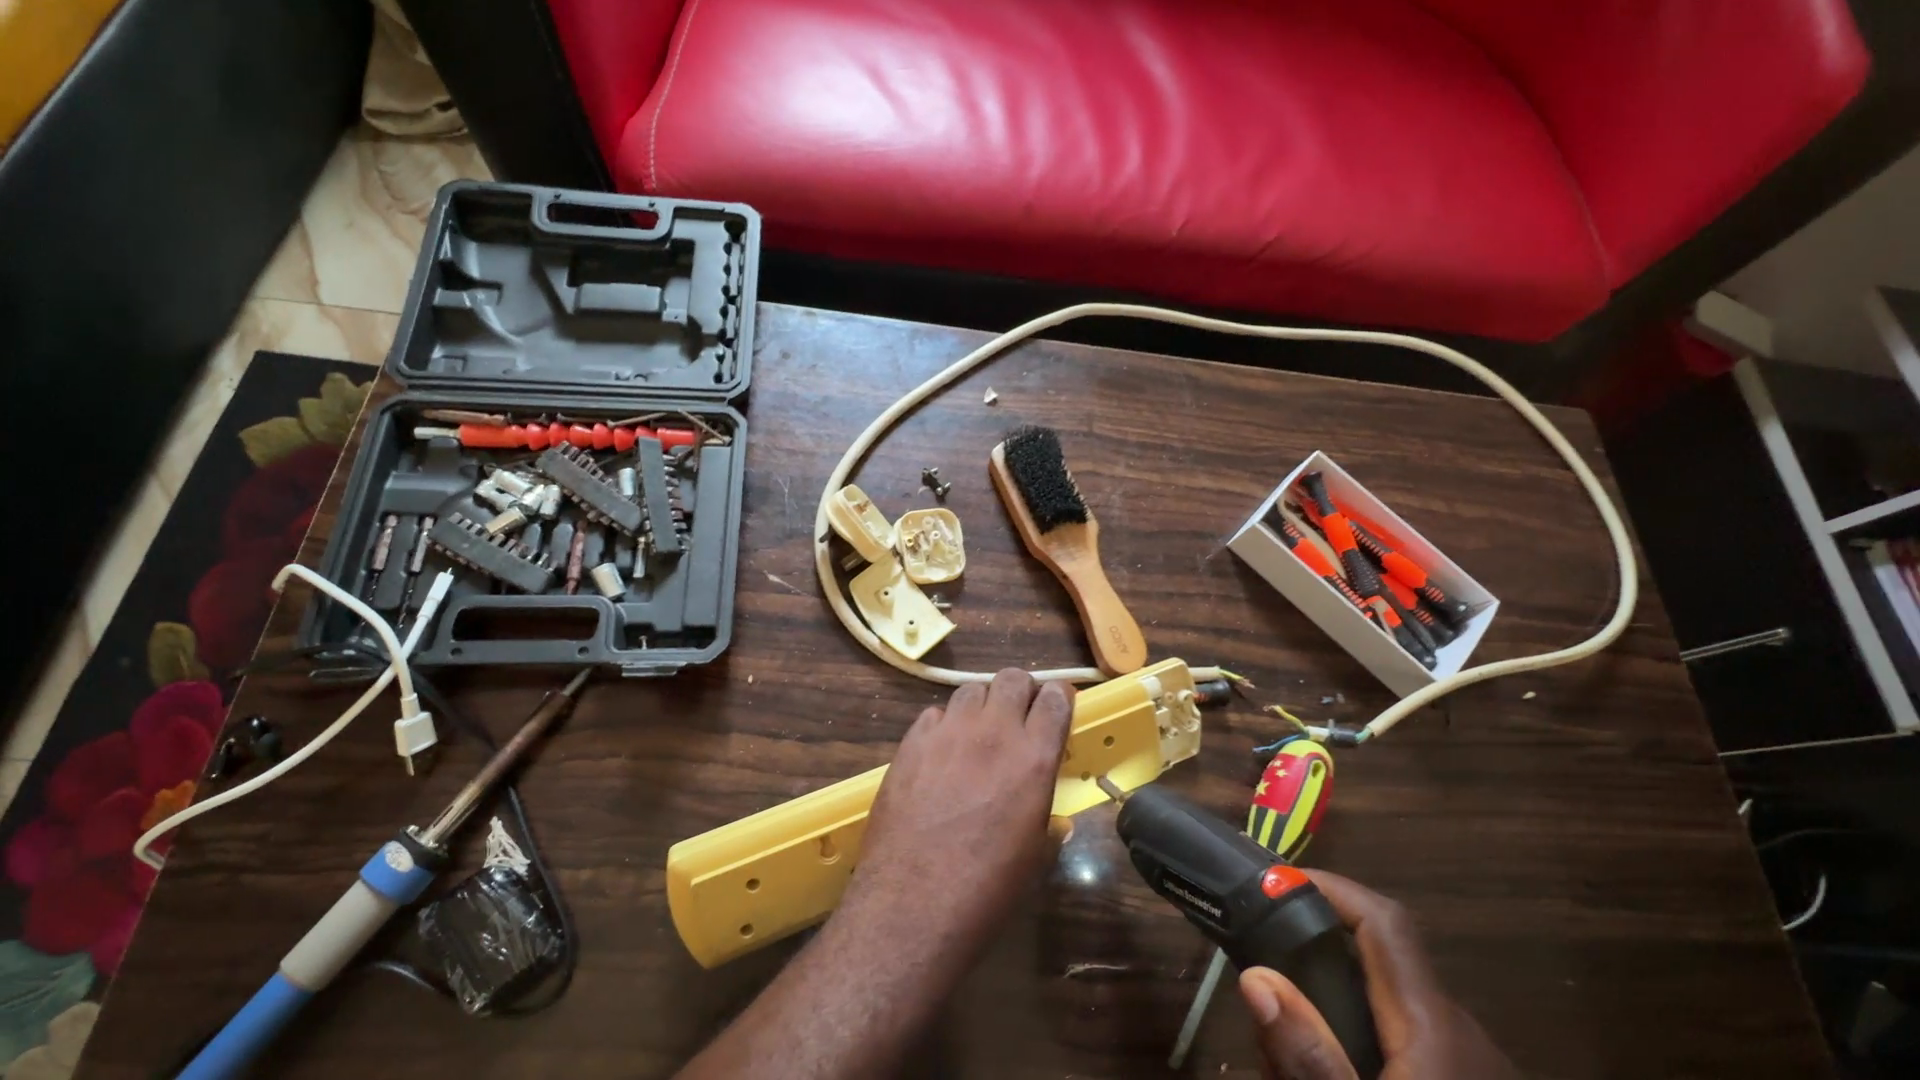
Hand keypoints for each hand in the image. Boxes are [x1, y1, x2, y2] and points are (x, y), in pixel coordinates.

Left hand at [842, 669, 1074, 965]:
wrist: (913, 900)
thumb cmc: (987, 888)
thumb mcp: (1035, 857)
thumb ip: (1048, 824)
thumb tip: (1055, 821)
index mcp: (1034, 757)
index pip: (1056, 697)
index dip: (1059, 700)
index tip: (1056, 712)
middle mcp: (993, 732)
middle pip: (1013, 679)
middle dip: (1021, 692)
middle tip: (1019, 719)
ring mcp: (947, 733)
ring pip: (971, 690)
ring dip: (982, 706)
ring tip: (978, 735)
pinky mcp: (910, 743)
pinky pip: (934, 715)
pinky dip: (944, 726)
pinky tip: (941, 755)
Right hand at [1238, 871, 1519, 1079]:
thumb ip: (1308, 1058)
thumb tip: (1256, 977)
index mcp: (1434, 1028)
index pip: (1384, 924)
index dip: (1334, 887)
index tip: (1277, 879)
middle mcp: (1459, 1031)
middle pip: (1378, 965)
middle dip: (1315, 962)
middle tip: (1263, 991)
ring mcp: (1470, 1061)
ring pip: (1389, 1008)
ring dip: (1335, 1010)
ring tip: (1293, 1061)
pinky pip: (1408, 1043)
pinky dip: (1362, 1043)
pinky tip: (1339, 1075)